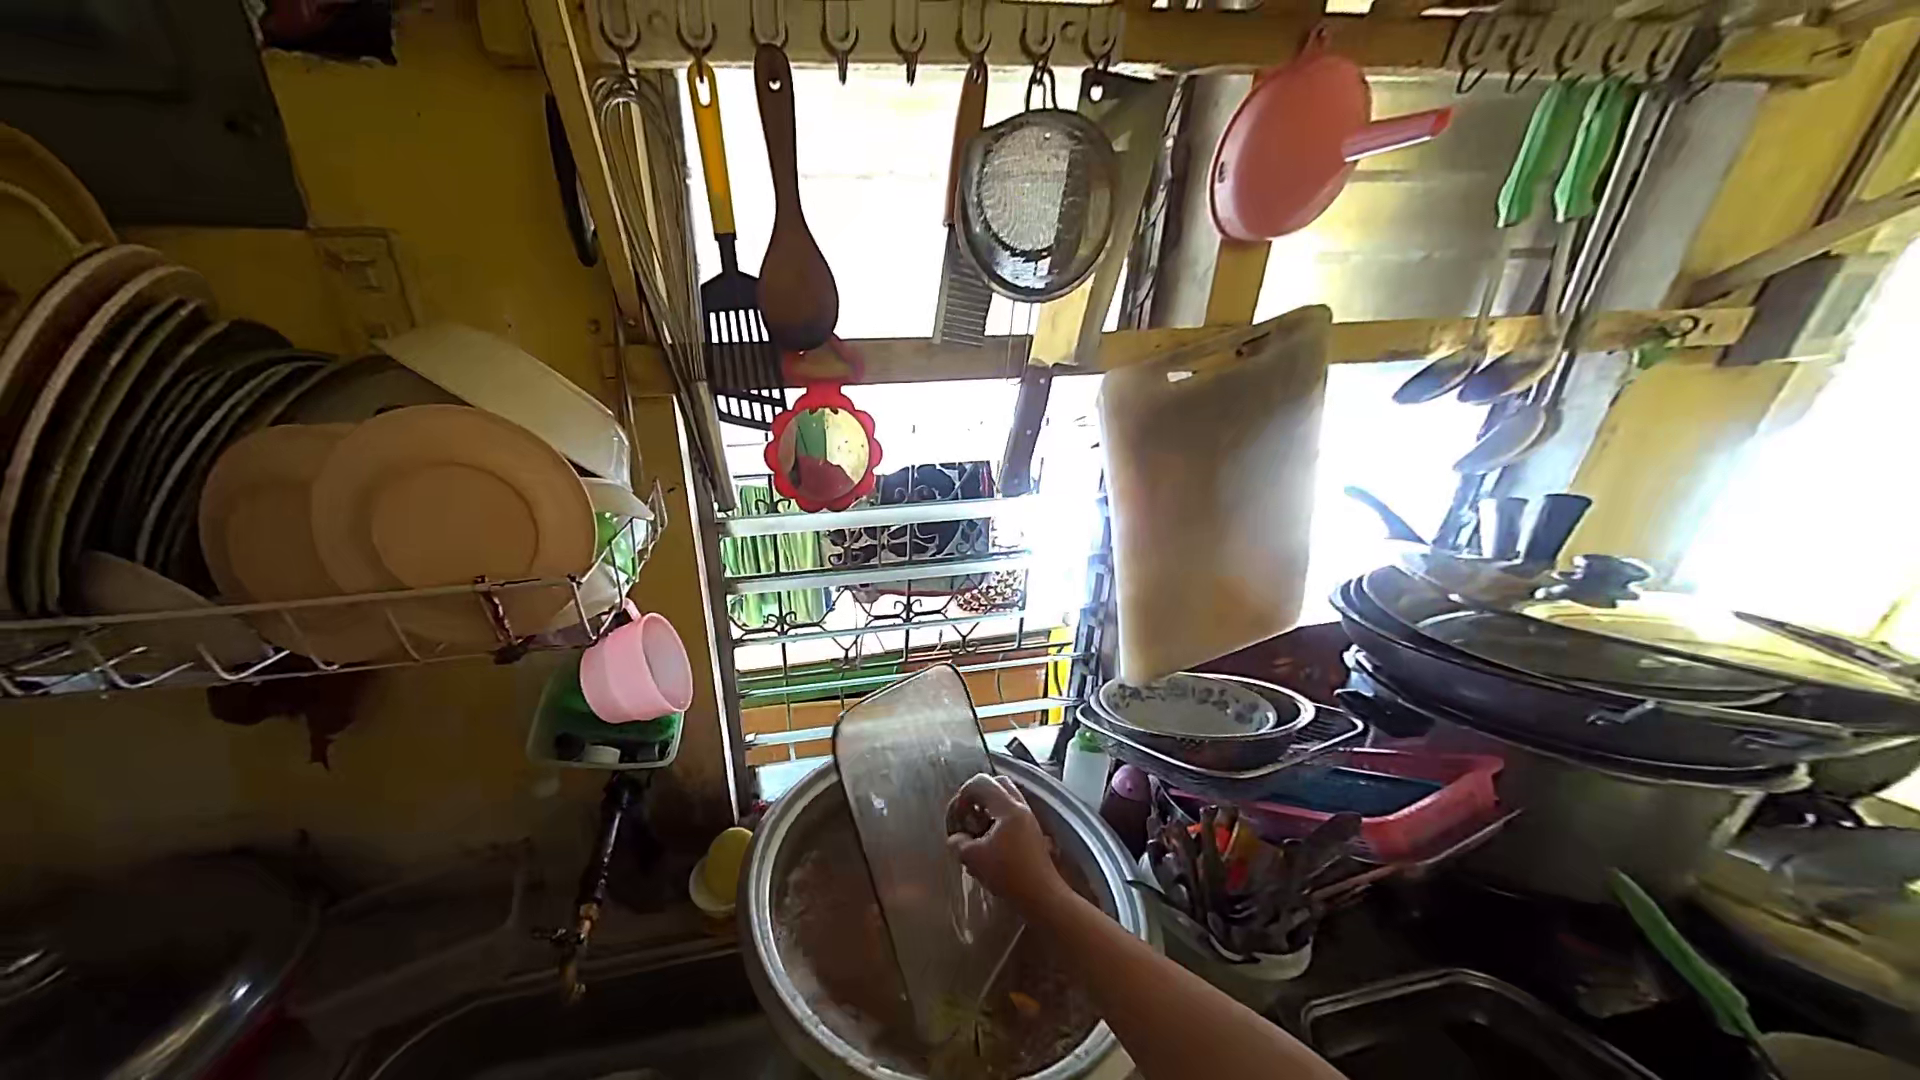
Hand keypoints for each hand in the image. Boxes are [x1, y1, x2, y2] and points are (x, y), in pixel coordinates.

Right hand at [946, 773, 1063, 910]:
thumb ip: (958, 843)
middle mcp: (1021, 807)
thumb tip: (956, 838)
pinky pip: (1012, 815)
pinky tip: (990, 844)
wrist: (1043, 897)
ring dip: (988, 810)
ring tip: (977, 832)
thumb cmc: (1008, 875)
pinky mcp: (1033, 833)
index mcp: (1008, 807)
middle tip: (967, 818)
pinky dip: (997, 821)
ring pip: (1005, 800)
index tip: (958, 819)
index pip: (980, 783)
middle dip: (977, 797)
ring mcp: (1029, 819)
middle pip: (996, 784)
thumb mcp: (974, 859)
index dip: (962, 797)